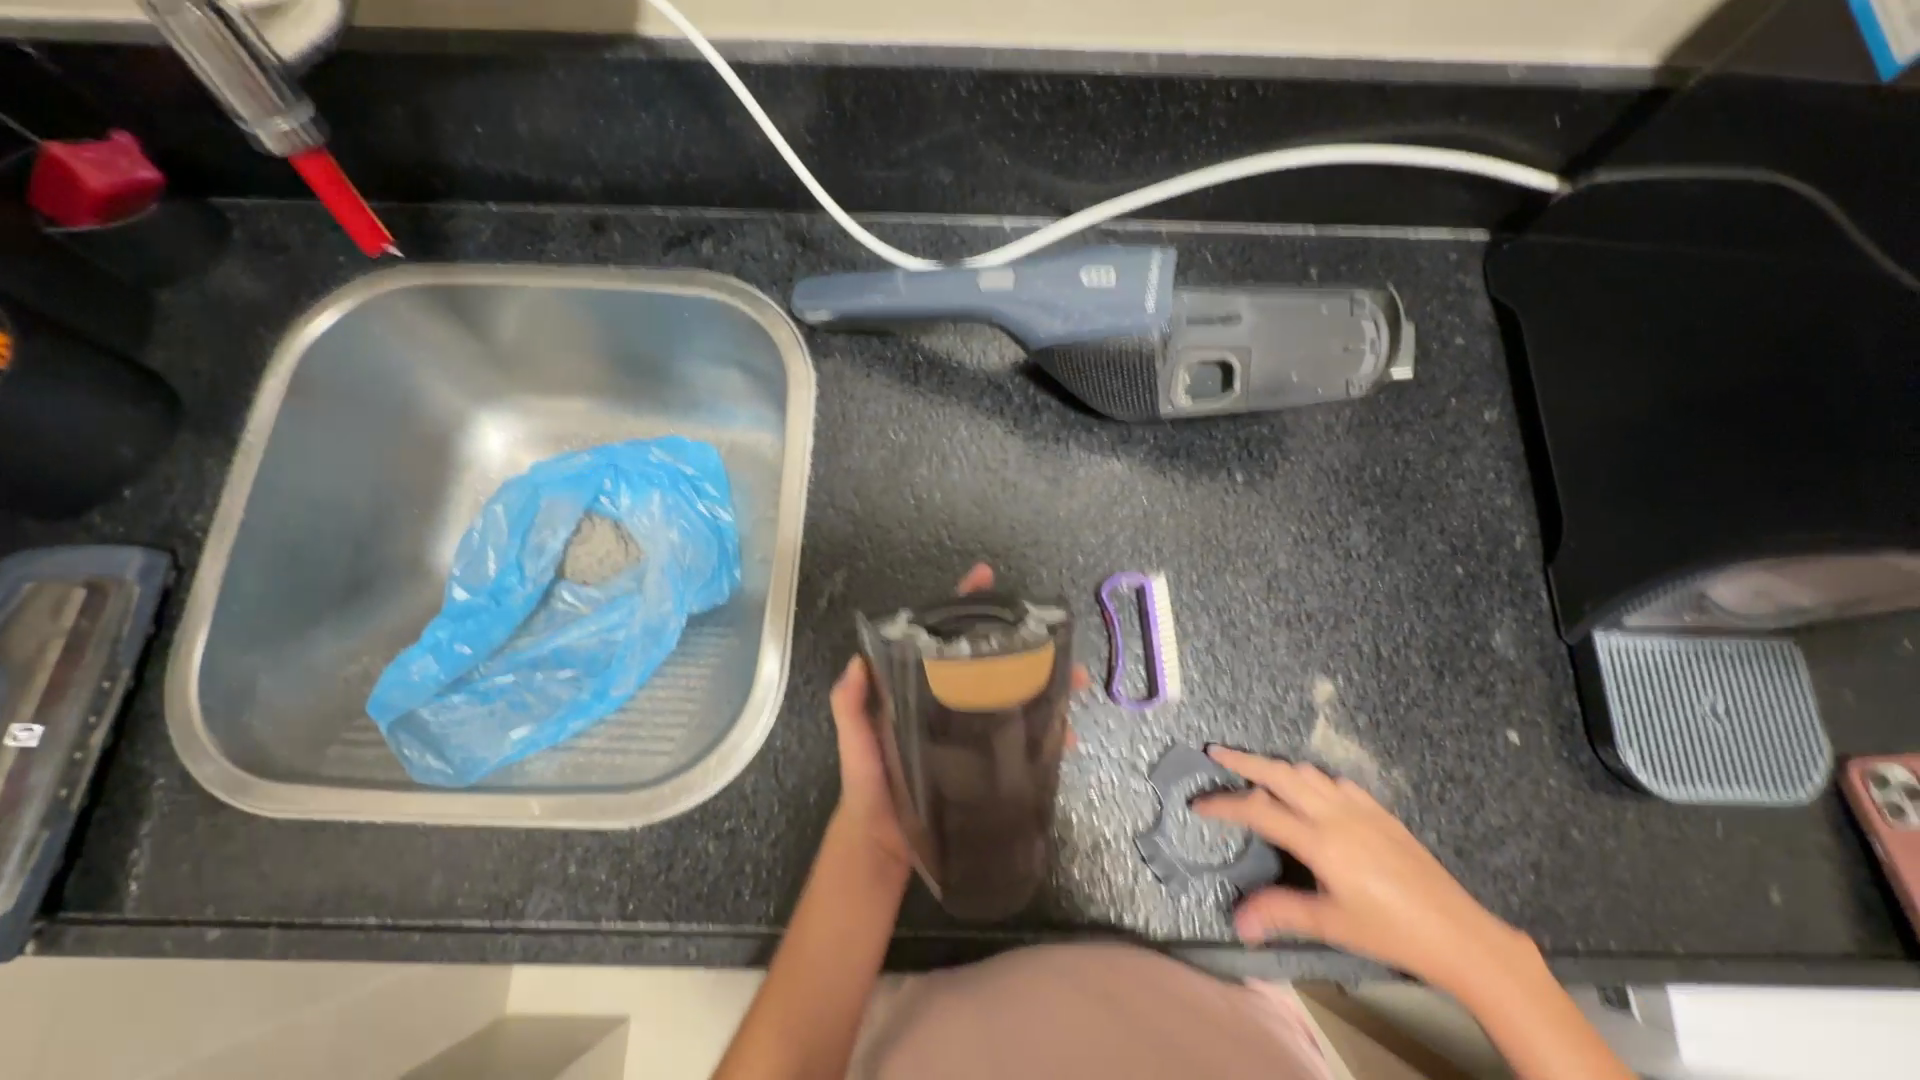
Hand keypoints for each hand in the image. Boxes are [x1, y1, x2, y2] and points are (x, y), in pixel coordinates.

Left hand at [828, 563, 1087, 869]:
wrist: (883, 842)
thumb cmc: (867, 784)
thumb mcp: (854, 740)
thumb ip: (849, 703)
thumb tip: (857, 663)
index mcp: (918, 688)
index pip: (942, 636)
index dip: (964, 604)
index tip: (987, 577)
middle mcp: (950, 703)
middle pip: (992, 663)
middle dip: (1027, 649)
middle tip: (1058, 646)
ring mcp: (972, 733)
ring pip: (1016, 698)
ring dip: (1049, 688)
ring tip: (1077, 684)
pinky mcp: (988, 765)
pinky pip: (1023, 743)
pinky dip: (1048, 737)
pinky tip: (1067, 737)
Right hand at [1195, 747, 1534, 992]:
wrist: (1457, 931)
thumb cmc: (1390, 931)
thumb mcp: (1331, 924)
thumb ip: (1281, 913)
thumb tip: (1238, 920)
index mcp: (1321, 841)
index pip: (1260, 811)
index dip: (1225, 805)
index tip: (1198, 804)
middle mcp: (1337, 815)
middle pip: (1282, 774)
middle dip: (1245, 761)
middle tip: (1215, 754)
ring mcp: (1362, 810)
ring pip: (1309, 773)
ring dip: (1277, 767)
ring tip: (1255, 770)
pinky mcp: (1381, 814)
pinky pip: (1337, 782)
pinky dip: (1312, 777)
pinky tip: (1312, 789)